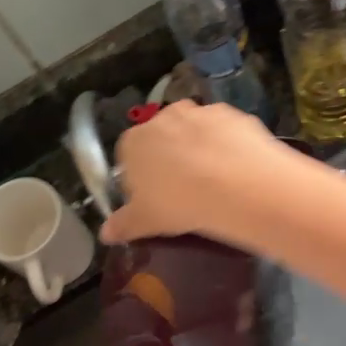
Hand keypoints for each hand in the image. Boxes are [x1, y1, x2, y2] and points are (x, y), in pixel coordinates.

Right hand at [99, 101, 306, 243]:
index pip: (129, 155)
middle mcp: (164, 117)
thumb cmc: (180, 203)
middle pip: (162, 138)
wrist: (238, 186)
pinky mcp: (233, 114)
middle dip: (170, 158)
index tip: (154, 196)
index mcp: (134, 141)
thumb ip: (123, 224)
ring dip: (200, 148)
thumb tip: (106, 233)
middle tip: (184, 190)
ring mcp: (200, 112)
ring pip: (195, 131)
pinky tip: (236, 169)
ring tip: (214, 180)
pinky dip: (227, 145)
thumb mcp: (145, 221)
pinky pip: (224, 130)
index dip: (141, 176)